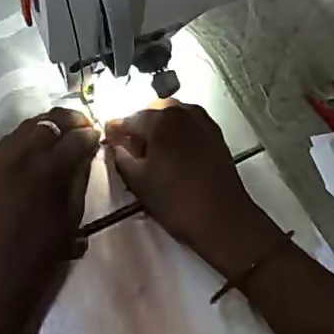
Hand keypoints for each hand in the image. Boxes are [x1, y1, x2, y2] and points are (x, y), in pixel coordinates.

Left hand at [0, 109, 99, 333]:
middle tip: (81, 124)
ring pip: (23, 128)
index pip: (73, 138)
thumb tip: (85, 150)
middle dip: (67, 121)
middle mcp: (19, 157)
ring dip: (44, 127)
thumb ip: (79, 177)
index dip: (88, 133)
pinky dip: (22, 141)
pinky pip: (5, 144)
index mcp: (47, 171)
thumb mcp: (73, 215)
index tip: (96, 132)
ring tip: (58, 132)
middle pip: (47, 123)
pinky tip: (32, 148)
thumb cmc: (43, 253)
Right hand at [105, 104, 280, 271]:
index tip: (107, 140)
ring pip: (170, 115)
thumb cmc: (177, 203)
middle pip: (149, 112)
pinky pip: (187, 122)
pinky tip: (173, 150)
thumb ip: (120, 157)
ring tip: (152, 151)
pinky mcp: (214, 133)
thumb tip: (116, 145)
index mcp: (159, 120)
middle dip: (137, 127)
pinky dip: (176, 130)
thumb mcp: (138, 182)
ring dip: (157, 127)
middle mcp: (180, 112)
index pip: (127, 119)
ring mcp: (200, 120)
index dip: (114, 130)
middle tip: (130, 149)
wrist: (225, 222)